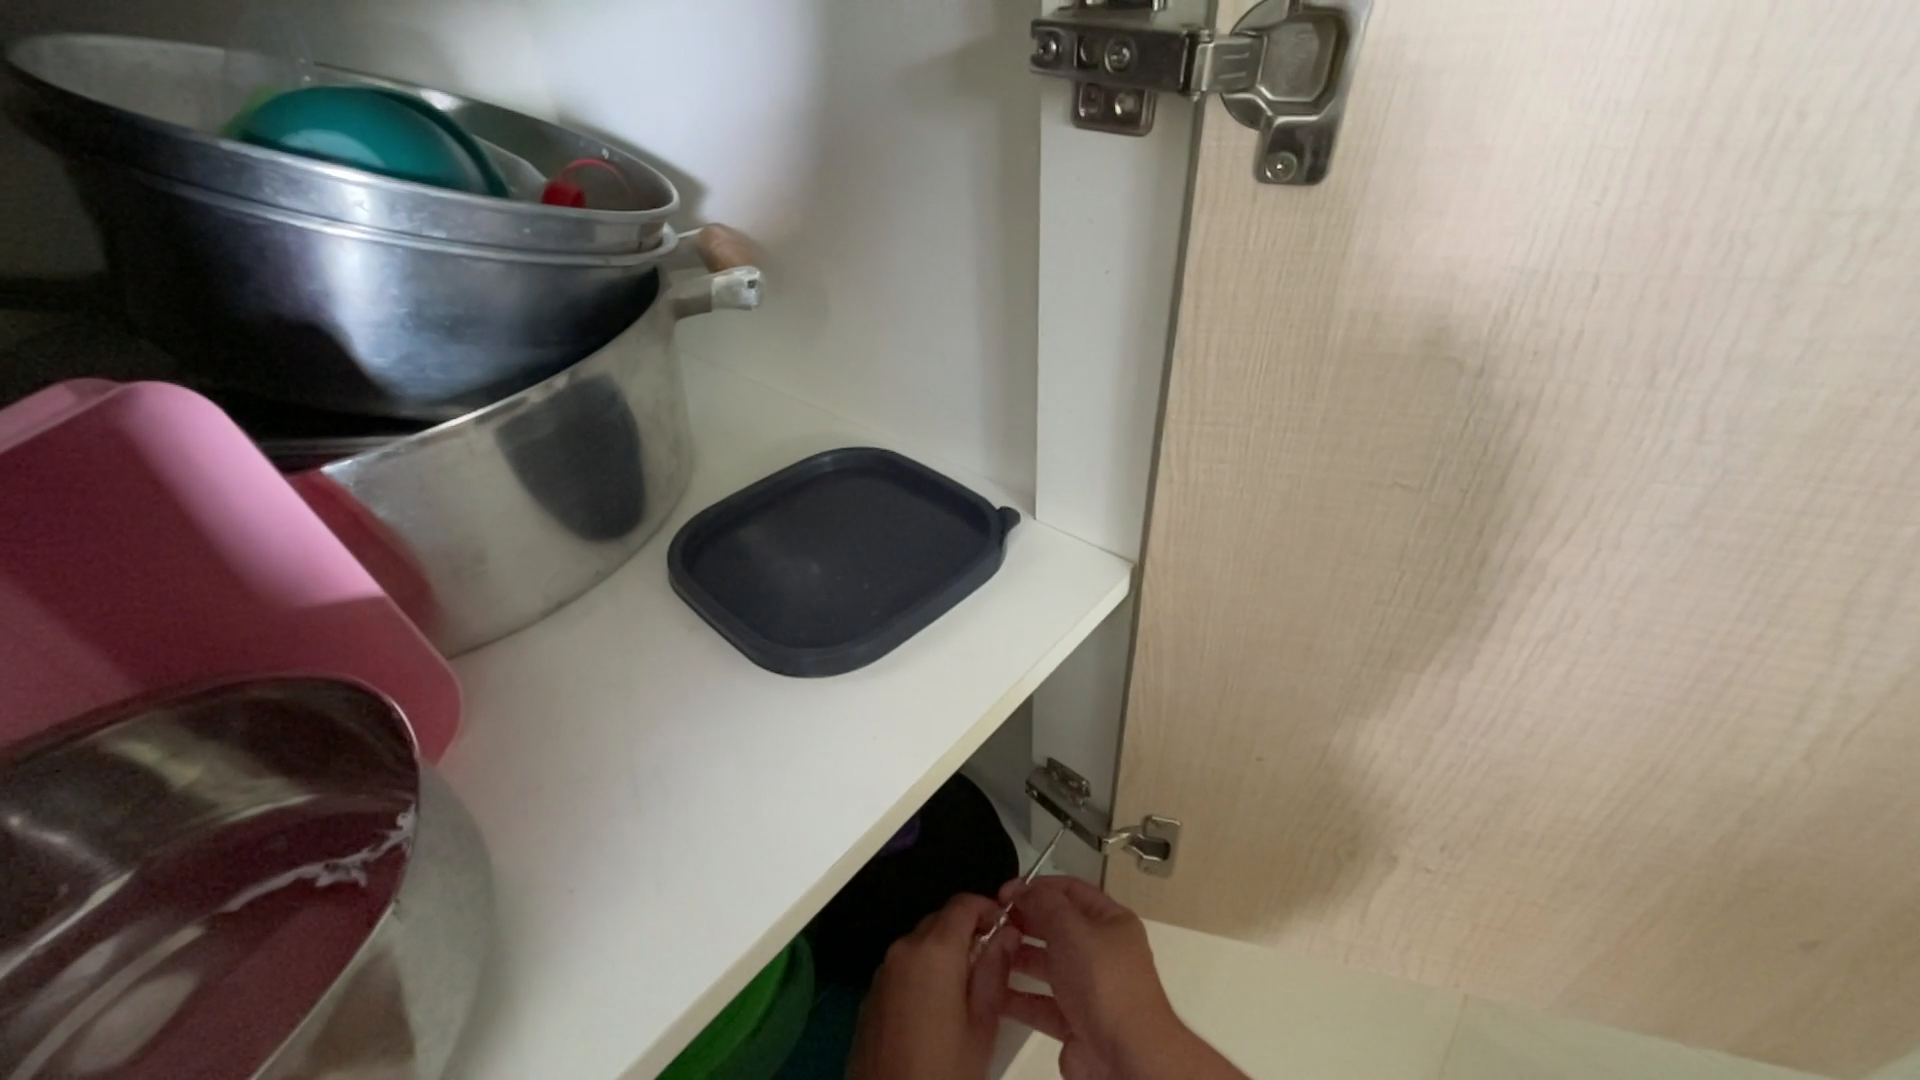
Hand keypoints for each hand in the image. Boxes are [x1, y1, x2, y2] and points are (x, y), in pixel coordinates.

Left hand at [849, 892, 1019, 1079]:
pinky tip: (938, 1008)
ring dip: (944, 953)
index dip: (987, 908)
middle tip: (993, 960)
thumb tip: (1006, 936)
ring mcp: (883, 973)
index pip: (963, 904)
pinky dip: (922, 972)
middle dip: (967, 932)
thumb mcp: (982, 1025)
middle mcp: (903, 952)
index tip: (1004, 926)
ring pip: (921, 943)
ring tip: (968, 989)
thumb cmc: (942, 1073)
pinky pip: (903, 967)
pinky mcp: (871, 995)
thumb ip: (995, 970)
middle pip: (940, 920)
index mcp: (933, 952)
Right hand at [1000, 877, 1246, 1079]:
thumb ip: (1044, 904)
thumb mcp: (1071, 929)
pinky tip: (994, 989)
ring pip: (1047, 966)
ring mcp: (1089, 989)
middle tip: (995, 920)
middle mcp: (1103, 953)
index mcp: (1112, 922)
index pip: (1072, 891)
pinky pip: (1041, 1003)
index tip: (1008, 891)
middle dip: (1026, 922)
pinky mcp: (1075, 1022)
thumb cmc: (1106, 984)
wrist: (1125, 1056)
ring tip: (991, 951)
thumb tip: (1024, 890)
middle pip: (1057, 928)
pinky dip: (1018, 997)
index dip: (1039, 887)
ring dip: (1018, 957)